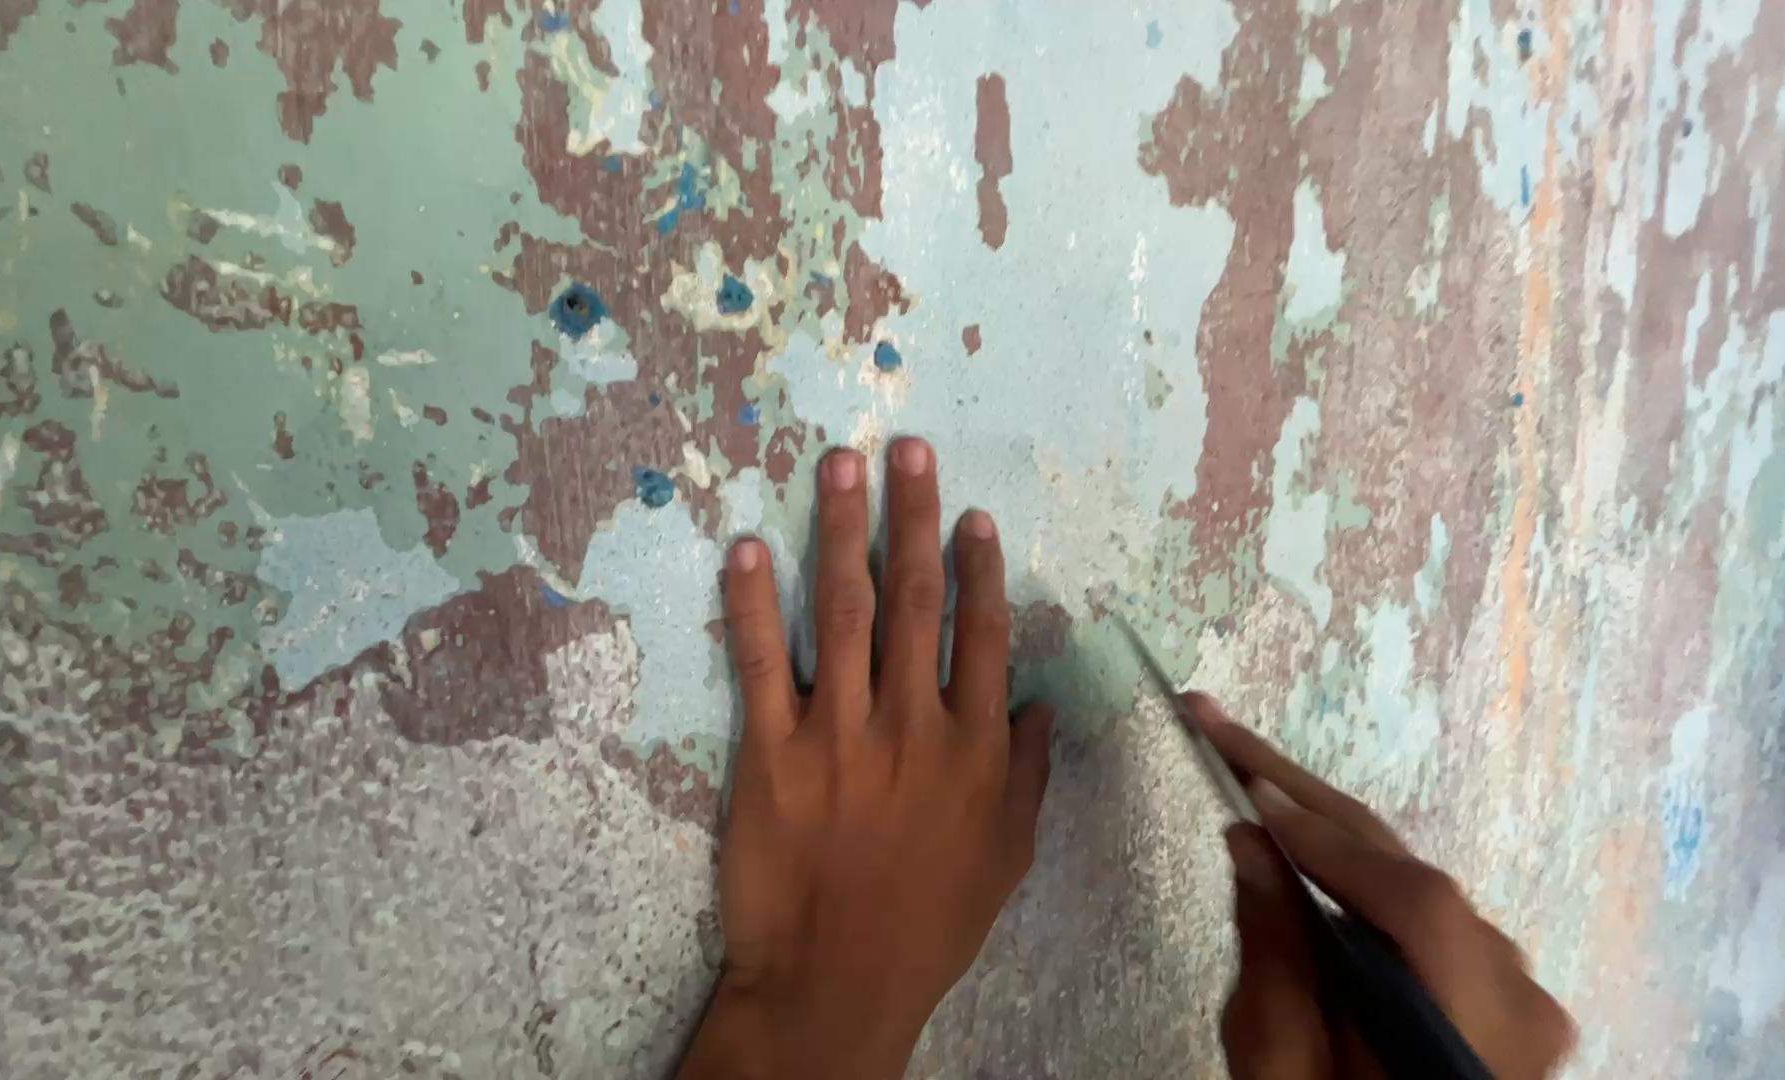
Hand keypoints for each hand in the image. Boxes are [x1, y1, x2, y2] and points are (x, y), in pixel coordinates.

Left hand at [675, 439, 1053, 1079]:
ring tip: (840, 467)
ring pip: (844, 612)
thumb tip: (1038, 703)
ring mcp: (835, 733)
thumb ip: (1026, 775)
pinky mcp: (770, 753)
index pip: (980, 634)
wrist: (836, 983)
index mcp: (969, 748)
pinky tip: (747, 549)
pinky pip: (761, 665)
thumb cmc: (928, 921)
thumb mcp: (1005, 857)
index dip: (979, 568)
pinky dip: (753, 604)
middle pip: (916, 599)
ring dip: (843, 531)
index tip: (972, 515)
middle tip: (907, 451)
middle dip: (913, 517)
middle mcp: (908, 724)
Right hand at [1188, 693, 1574, 1079]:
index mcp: (1468, 1029)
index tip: (1246, 791)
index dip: (1324, 838)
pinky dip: (1340, 853)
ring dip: (1313, 814)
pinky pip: (1403, 892)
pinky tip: (1290, 833)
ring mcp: (1509, 980)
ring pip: (1396, 868)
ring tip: (1241, 767)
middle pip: (1398, 861)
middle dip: (1296, 787)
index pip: (1412, 902)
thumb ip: (1272, 953)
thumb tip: (1248, 838)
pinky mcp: (1487, 973)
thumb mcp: (1278, 1061)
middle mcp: (1512, 990)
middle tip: (1215, 722)